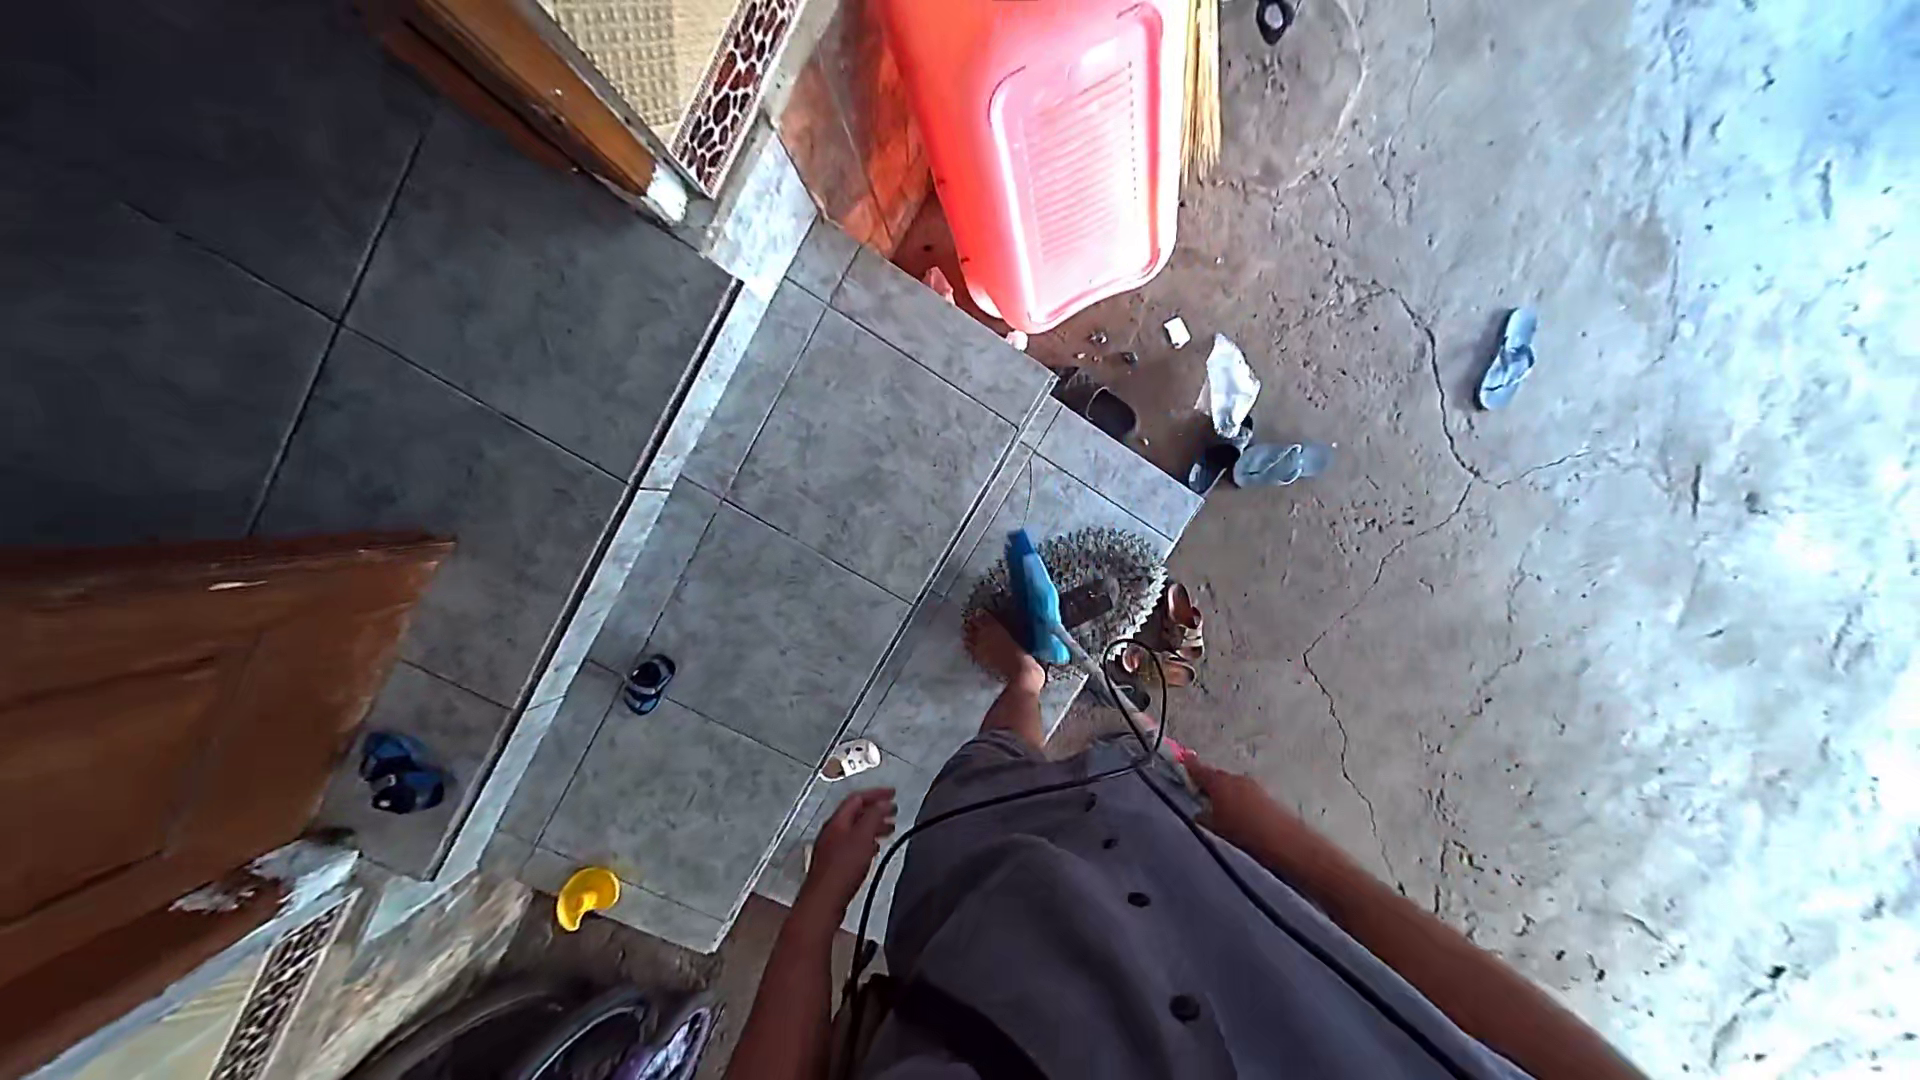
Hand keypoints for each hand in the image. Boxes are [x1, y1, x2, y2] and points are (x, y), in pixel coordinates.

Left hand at [796, 788, 896, 918]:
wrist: (823, 902)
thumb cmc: (841, 870)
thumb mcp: (863, 837)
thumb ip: (874, 816)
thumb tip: (882, 803)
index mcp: (837, 821)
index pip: (857, 798)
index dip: (876, 794)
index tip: (892, 794)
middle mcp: (832, 832)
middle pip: (856, 813)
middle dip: (876, 810)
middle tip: (892, 811)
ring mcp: (831, 848)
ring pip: (855, 829)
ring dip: (873, 827)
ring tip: (888, 830)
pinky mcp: (833, 865)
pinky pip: (852, 845)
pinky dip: (866, 842)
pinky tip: (873, 850)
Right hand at [1185, 757, 1293, 848]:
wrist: (1283, 841)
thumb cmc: (1242, 832)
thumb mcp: (1214, 827)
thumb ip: (1202, 816)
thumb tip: (1198, 812)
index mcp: (1217, 782)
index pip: (1197, 768)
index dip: (1189, 765)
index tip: (1183, 761)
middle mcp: (1234, 778)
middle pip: (1216, 775)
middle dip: (1208, 782)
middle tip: (1201, 795)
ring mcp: (1251, 784)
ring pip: (1232, 784)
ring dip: (1225, 791)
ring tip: (1222, 810)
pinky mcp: (1265, 794)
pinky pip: (1245, 792)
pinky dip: (1239, 798)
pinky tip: (1240, 814)